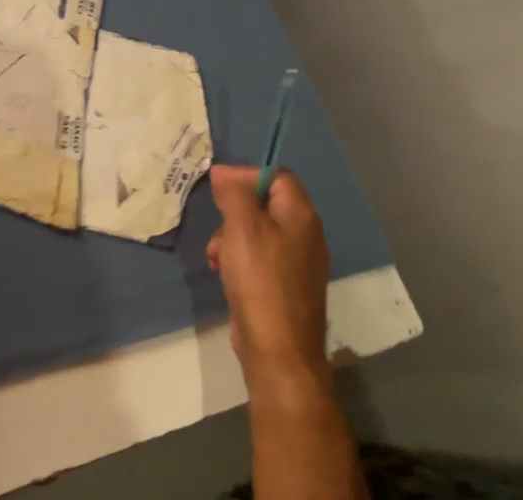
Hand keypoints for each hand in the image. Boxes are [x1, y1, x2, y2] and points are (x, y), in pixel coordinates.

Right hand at [206, 165, 331, 399]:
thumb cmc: (260, 282)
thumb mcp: (241, 229)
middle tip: (218, 231)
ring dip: (230, 238)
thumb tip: (224, 171)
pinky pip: (258, 257)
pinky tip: (224, 273)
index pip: (276, 176)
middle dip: (233, 213)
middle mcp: (305, 235)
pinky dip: (238, 259)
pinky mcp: (285, 285)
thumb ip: (234, 194)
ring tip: (217, 258)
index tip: (218, 191)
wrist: (279, 350)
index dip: (246, 176)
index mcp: (301, 216)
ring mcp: (297, 262)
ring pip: (256, 231)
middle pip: (264, 203)